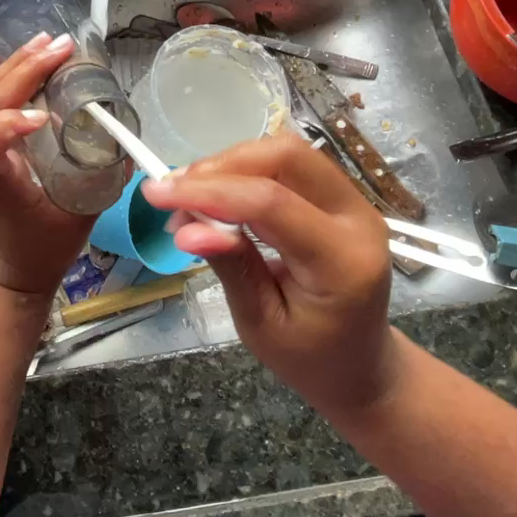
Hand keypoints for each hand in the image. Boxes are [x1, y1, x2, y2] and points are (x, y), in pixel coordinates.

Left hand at [0, 33, 97, 295]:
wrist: (17, 265)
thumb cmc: (46, 246)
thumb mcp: (80, 217)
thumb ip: (102, 180)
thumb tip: (127, 143)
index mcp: (2, 184)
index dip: (7, 126)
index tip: (43, 118)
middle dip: (24, 72)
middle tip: (59, 49)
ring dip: (14, 66)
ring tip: (44, 41)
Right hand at [141, 133, 399, 414]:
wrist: (360, 365)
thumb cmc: (309, 356)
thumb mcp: (261, 324)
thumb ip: (231, 267)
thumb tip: (187, 230)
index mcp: (343, 262)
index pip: (271, 203)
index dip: (208, 192)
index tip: (156, 195)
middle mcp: (358, 220)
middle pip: (285, 156)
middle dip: (221, 165)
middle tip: (174, 193)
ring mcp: (353, 202)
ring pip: (285, 151)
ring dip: (229, 164)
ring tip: (188, 195)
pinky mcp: (339, 197)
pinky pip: (288, 164)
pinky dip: (244, 170)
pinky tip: (215, 194)